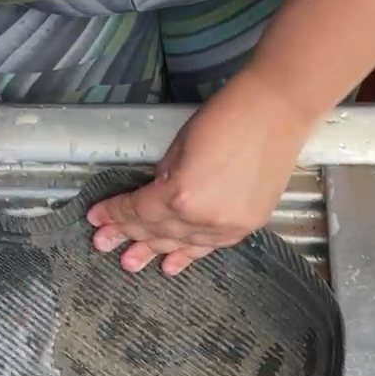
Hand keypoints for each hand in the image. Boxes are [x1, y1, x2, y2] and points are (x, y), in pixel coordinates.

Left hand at [87, 68, 315, 274]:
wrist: (277, 111)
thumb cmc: (226, 117)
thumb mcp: (179, 145)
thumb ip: (163, 178)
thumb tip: (152, 197)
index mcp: (180, 195)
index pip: (139, 212)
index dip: (115, 214)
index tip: (97, 218)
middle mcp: (203, 219)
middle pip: (157, 231)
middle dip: (127, 236)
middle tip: (103, 244)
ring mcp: (229, 226)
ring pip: (183, 244)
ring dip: (155, 251)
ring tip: (131, 262)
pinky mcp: (248, 225)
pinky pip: (211, 245)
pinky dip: (191, 253)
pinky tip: (173, 263)